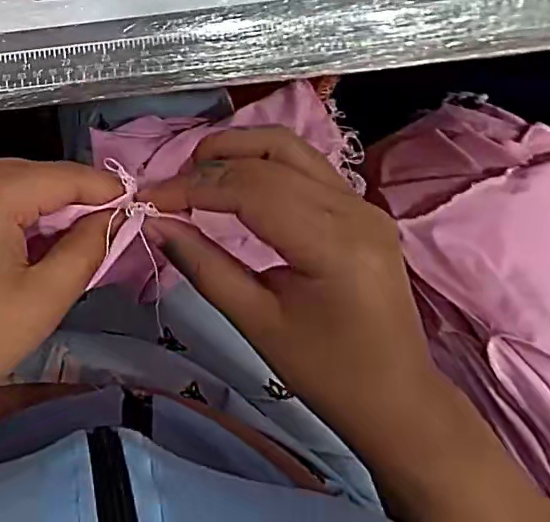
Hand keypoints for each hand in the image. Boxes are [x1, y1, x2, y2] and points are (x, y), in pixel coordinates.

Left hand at [0, 158, 120, 507]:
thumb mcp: (42, 300)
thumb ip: (87, 248)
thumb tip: (114, 217)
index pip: (61, 176)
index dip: (102, 189)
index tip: (135, 204)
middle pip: (33, 175)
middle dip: (70, 201)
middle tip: (104, 234)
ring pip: (8, 182)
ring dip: (39, 206)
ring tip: (65, 245)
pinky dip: (8, 209)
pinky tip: (22, 243)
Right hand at [145, 127, 434, 419]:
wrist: (400, 402)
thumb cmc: (327, 373)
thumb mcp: (256, 323)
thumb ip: (202, 264)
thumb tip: (155, 222)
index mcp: (334, 246)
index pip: (250, 189)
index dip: (192, 187)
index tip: (150, 199)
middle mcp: (353, 210)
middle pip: (265, 160)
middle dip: (207, 168)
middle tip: (168, 191)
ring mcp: (362, 202)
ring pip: (285, 146)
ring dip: (234, 149)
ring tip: (197, 173)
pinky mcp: (360, 204)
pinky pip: (302, 161)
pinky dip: (259, 160)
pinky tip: (234, 179)